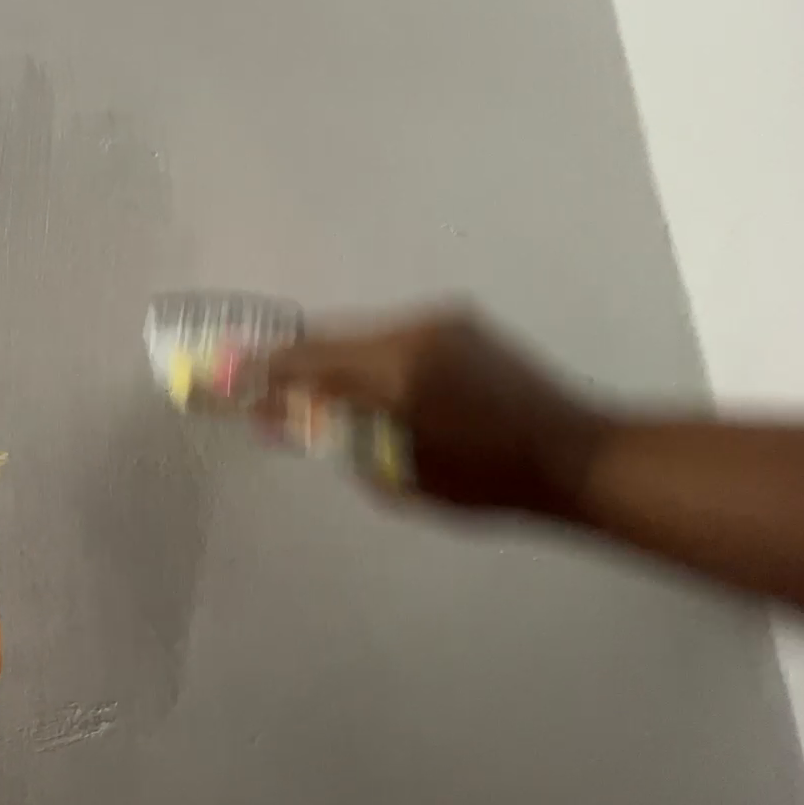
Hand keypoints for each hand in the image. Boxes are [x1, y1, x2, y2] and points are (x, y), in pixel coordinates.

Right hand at [256, 308, 609, 513]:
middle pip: (325, 338)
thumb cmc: (481, 482)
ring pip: (355, 334)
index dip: (259, 370)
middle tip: (259, 387)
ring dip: (327, 361)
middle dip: (288, 363)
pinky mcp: (458, 323)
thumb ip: (327, 437)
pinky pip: (387, 336)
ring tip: (312, 394)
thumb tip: (272, 418)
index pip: (304, 361)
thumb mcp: (391, 472)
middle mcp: (412, 332)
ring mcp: (439, 322)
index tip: (226, 380)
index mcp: (395, 373)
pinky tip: (362, 385)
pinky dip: (361, 358)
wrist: (577, 456)